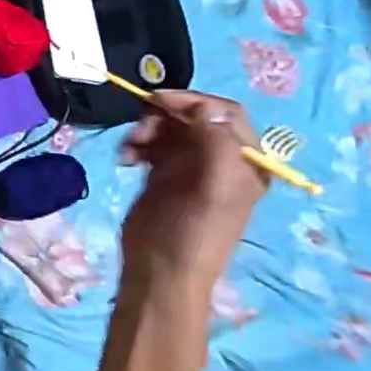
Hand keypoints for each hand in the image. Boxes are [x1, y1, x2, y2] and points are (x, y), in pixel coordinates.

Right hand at [118, 90, 265, 292]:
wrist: (160, 269)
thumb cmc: (192, 233)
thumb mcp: (212, 190)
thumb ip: (215, 144)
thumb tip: (206, 106)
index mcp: (245, 161)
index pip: (225, 113)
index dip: (192, 101)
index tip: (155, 100)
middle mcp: (220, 158)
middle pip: (193, 116)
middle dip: (163, 116)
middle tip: (138, 129)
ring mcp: (190, 165)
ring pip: (169, 128)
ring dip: (146, 129)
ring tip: (129, 148)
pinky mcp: (163, 173)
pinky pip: (151, 144)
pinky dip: (136, 144)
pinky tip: (126, 158)